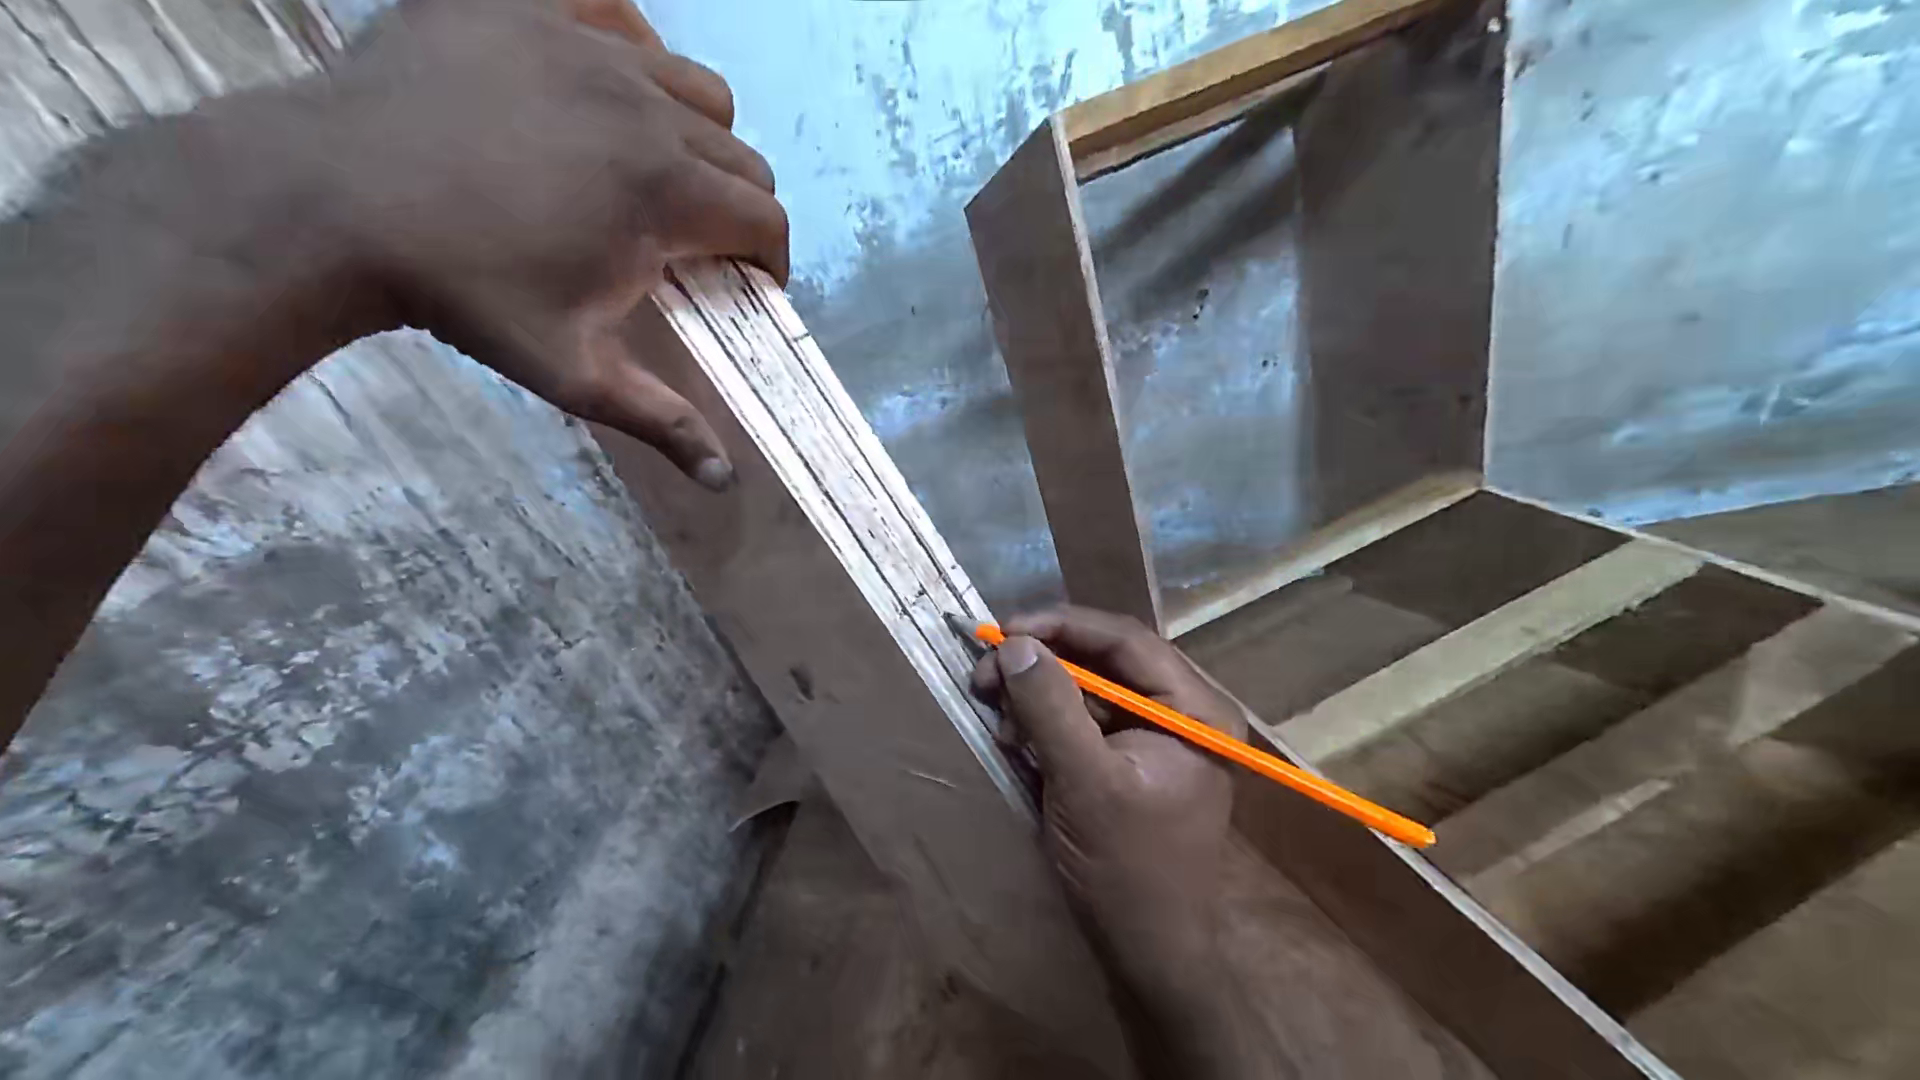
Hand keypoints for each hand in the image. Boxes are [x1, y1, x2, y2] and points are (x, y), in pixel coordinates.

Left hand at [311, 0, 788, 486]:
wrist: (323, 204)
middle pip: (745, 161)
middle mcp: (646, 109)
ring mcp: (586, 46)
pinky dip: (640, 59)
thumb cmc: (467, 298)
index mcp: (666, 193)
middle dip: (743, 211)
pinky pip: (623, 20)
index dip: (771, 261)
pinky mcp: (525, 6)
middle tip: (703, 245)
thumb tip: (725, 482)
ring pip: (701, 92)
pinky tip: (612, 97)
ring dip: (705, 142)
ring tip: (663, 176)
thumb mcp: (576, 375)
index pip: (767, 221)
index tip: (749, 284)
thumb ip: (663, 421)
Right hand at [970, 607, 1245, 985]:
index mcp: (1195, 707)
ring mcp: (1153, 731)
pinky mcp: (1126, 753)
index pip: (1125, 639)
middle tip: (986, 672)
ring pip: (1085, 684)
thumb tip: (1014, 644)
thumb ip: (1050, 708)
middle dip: (1041, 662)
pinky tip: (1015, 738)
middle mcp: (1181, 707)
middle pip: (1102, 657)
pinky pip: (1079, 716)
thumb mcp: (1084, 783)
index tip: (1004, 630)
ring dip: (1036, 693)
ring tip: (999, 718)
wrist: (1146, 952)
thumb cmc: (1128, 869)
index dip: (1061, 625)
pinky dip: (1042, 719)